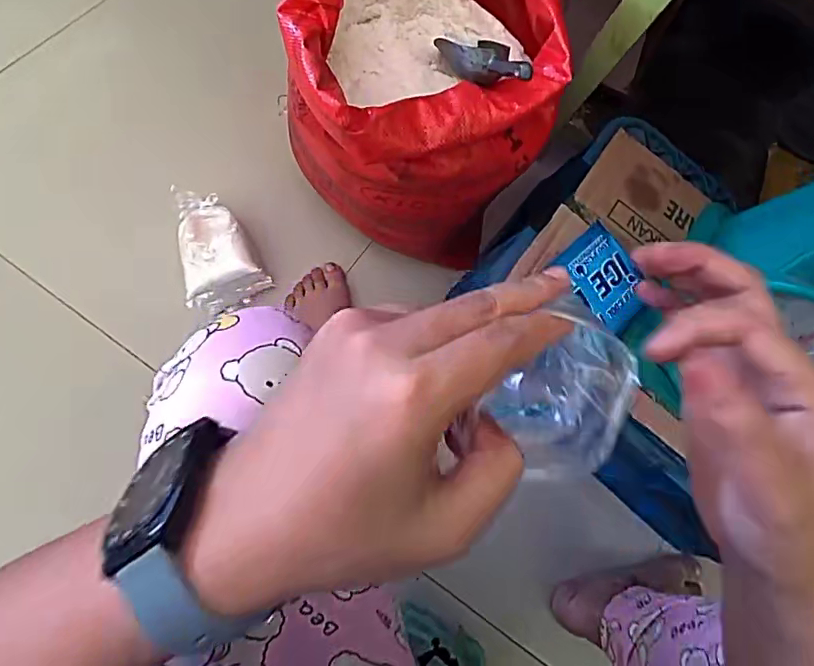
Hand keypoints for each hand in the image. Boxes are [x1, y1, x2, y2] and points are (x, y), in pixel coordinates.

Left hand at [178, 269, 572, 615]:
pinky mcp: (335, 324)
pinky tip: (422, 379)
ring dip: (471, 329)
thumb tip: (492, 418)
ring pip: (439, 313)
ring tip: (478, 376)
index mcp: (413, 393)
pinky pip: (405, 320)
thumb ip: (497, 470)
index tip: (569, 318)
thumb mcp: (443, 529)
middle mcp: (384, 341)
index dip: (539, 327)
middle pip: (472, 307)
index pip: (496, 343)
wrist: (245, 515)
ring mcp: (355, 325)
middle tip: (561, 281)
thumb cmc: (345, 532)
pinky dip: (430, 338)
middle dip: (522, 293)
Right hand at [634, 242, 813, 599]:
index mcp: (798, 379)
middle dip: (696, 265)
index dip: (697, 324)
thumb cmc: (786, 529)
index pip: (745, 323)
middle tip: (645, 257)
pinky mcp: (720, 381)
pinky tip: (646, 295)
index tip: (655, 351)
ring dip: (683, 276)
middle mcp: (774, 362)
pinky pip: (697, 330)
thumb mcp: (769, 485)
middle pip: (741, 291)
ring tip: (640, 264)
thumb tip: (694, 360)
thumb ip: (737, 421)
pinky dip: (672, 306)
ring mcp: (746, 369)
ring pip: (719, 301)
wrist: (776, 561)